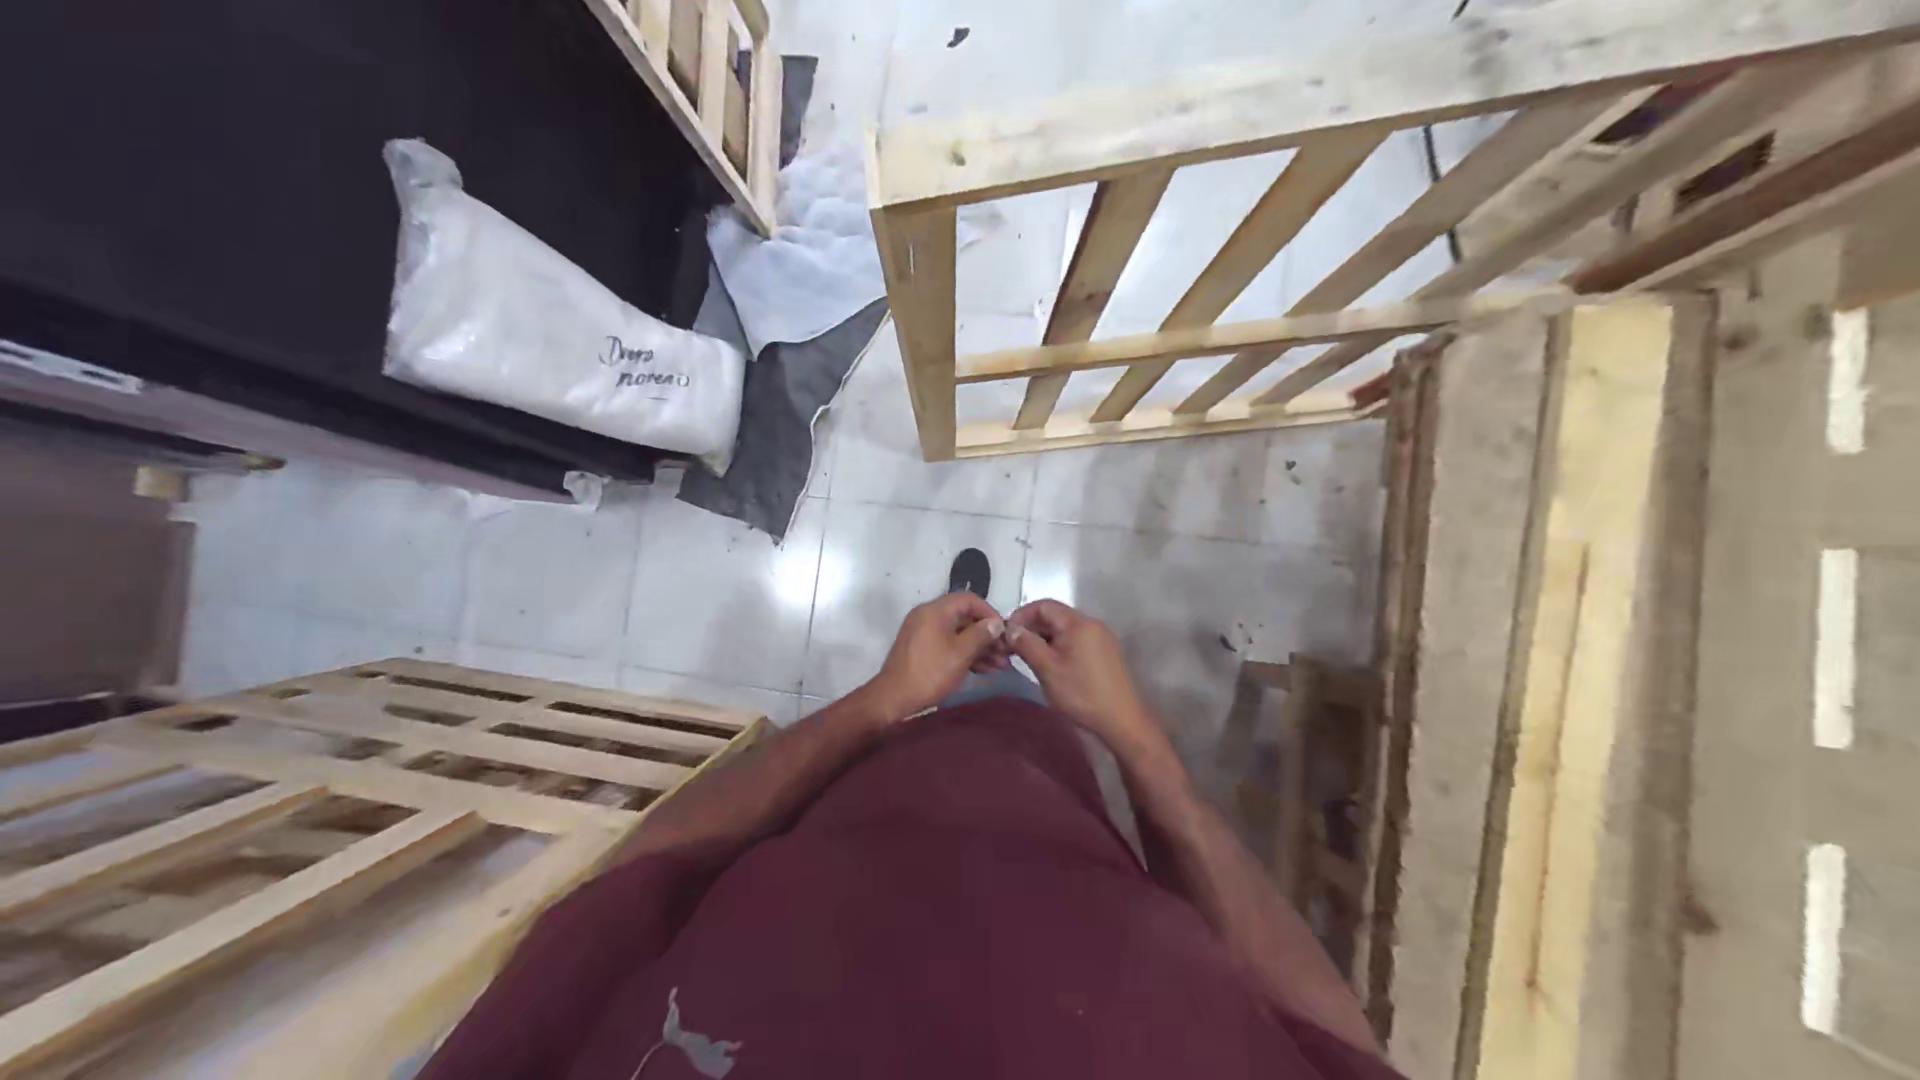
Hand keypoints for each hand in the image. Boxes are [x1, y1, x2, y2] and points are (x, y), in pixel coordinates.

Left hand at [857, 592, 1006, 722]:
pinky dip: (966, 654)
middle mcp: (928, 616)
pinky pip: (949, 644)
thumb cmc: (930, 672)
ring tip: (1000, 666)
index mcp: (935, 610)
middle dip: (987, 635)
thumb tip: (997, 622)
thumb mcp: (961, 653)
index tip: (1004, 631)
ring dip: (980, 648)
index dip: (990, 613)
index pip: (969, 600)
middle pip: (965, 617)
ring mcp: (924, 632)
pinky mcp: (923, 649)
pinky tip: (984, 670)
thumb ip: (981, 634)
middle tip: (1005, 653)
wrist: (894, 698)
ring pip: (958, 634)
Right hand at [1005, 599, 1168, 757]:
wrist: (1120, 720)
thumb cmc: (1080, 692)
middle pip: (1055, 615)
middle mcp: (1092, 623)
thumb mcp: (1047, 668)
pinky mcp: (1105, 652)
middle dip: (1032, 628)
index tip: (1007, 635)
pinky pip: (1076, 640)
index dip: (1021, 616)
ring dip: (1044, 638)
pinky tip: (1050, 664)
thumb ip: (1026, 644)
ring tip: (1029, 657)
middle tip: (1014, 648)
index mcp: (1078, 622)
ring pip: (1065, 629)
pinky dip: (1059, 646)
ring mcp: (1101, 638)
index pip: (1043, 605)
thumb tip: (1009, 628)